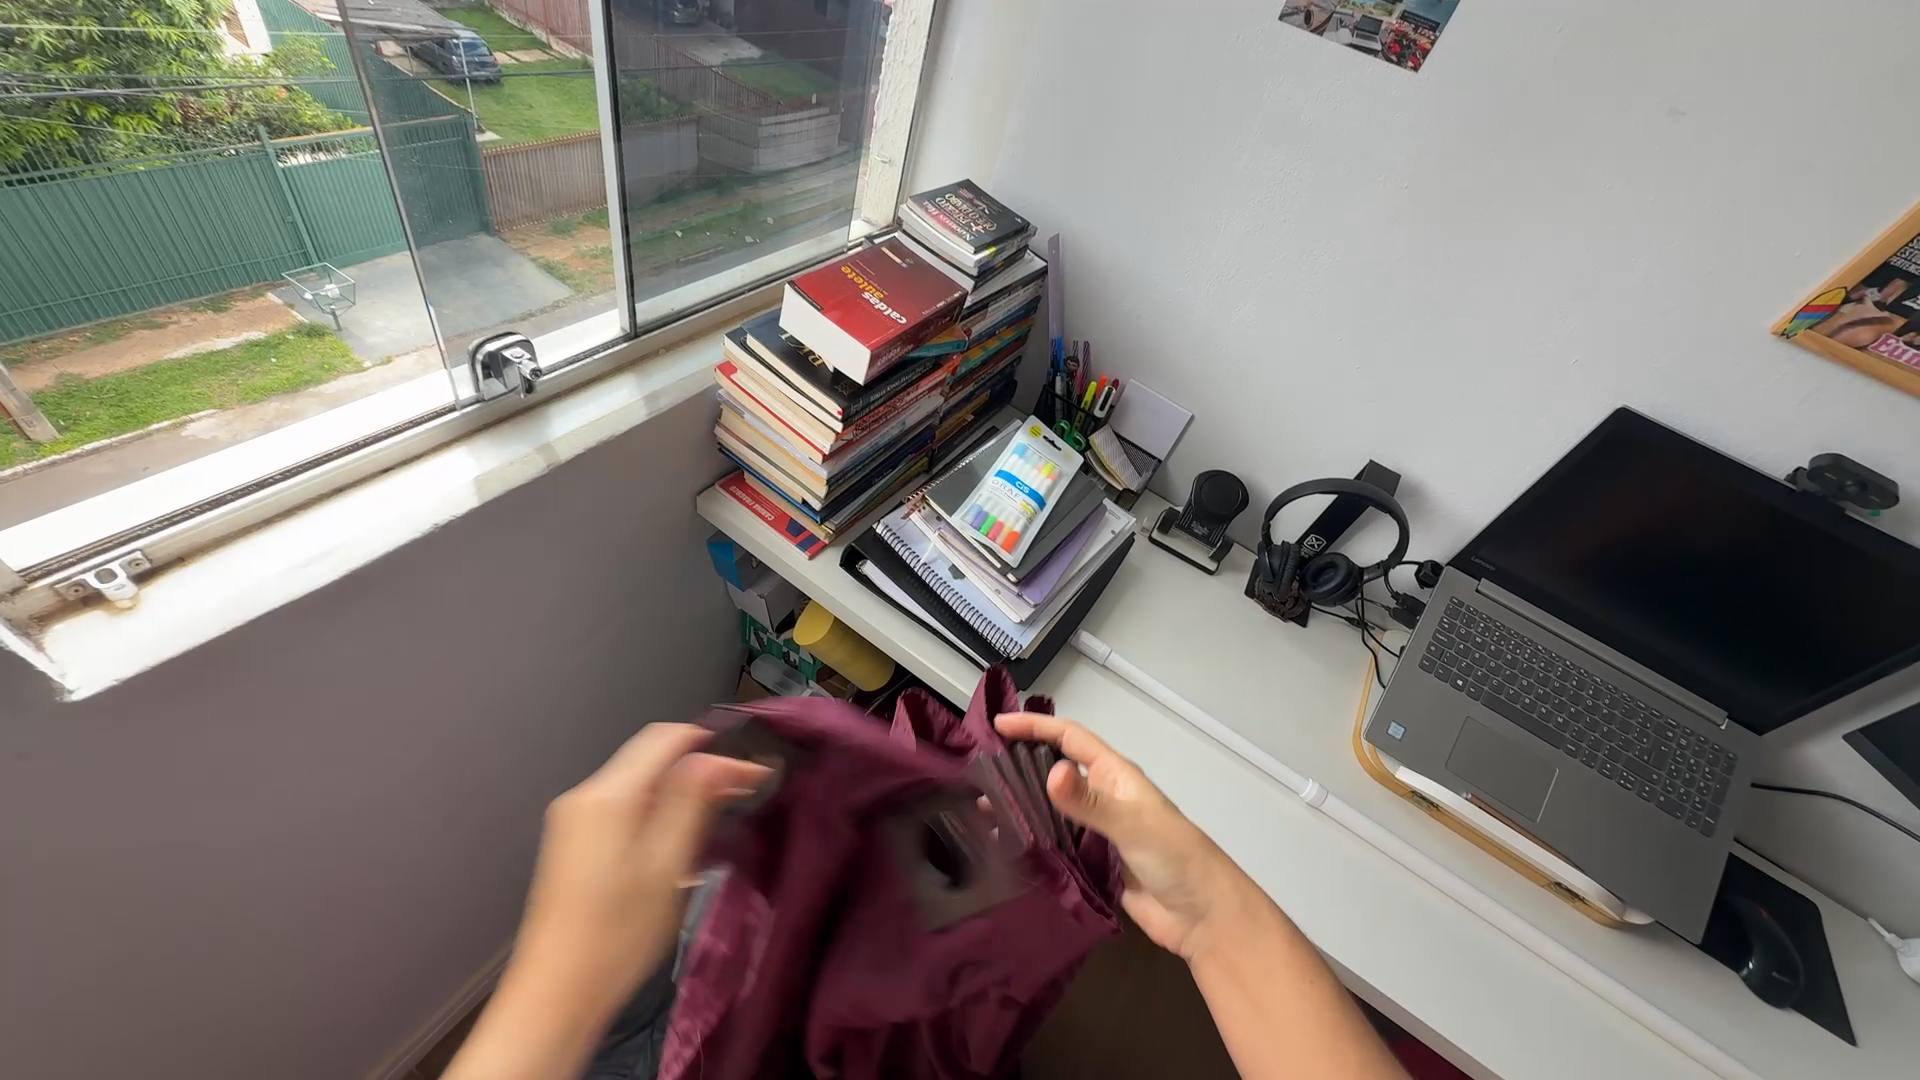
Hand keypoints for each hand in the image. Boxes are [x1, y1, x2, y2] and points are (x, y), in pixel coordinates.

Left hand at [510, 723, 767, 1013]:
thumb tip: (720, 758)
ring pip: (642, 779)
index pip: (667, 737)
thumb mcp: (667, 865)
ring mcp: (576, 817)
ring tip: (724, 812)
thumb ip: (692, 801)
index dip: (715, 745)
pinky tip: (685, 833)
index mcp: (607, 795)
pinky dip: (661, 806)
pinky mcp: (576, 839)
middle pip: (653, 755)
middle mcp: (586, 794)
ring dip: (683, 787)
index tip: (753, 771)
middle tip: (746, 792)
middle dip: (702, 766)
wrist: (555, 997)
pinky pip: (627, 802)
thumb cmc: (618, 933)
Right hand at [994, 713, 1253, 960]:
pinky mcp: (1093, 863)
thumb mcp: (1132, 823)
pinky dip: (1031, 840)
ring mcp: (1097, 831)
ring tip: (984, 809)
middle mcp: (1103, 796)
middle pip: (1055, 770)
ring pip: (1051, 809)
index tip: (999, 725)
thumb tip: (1050, 771)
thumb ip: (1090, 800)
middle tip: (981, 770)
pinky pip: (1055, 844)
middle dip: (1021, 765)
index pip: (1070, 738)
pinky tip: (1006, 845)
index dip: (1035, 727)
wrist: (1203, 918)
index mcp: (1115, 775)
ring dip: (1022, 805)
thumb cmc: (1175, 857)